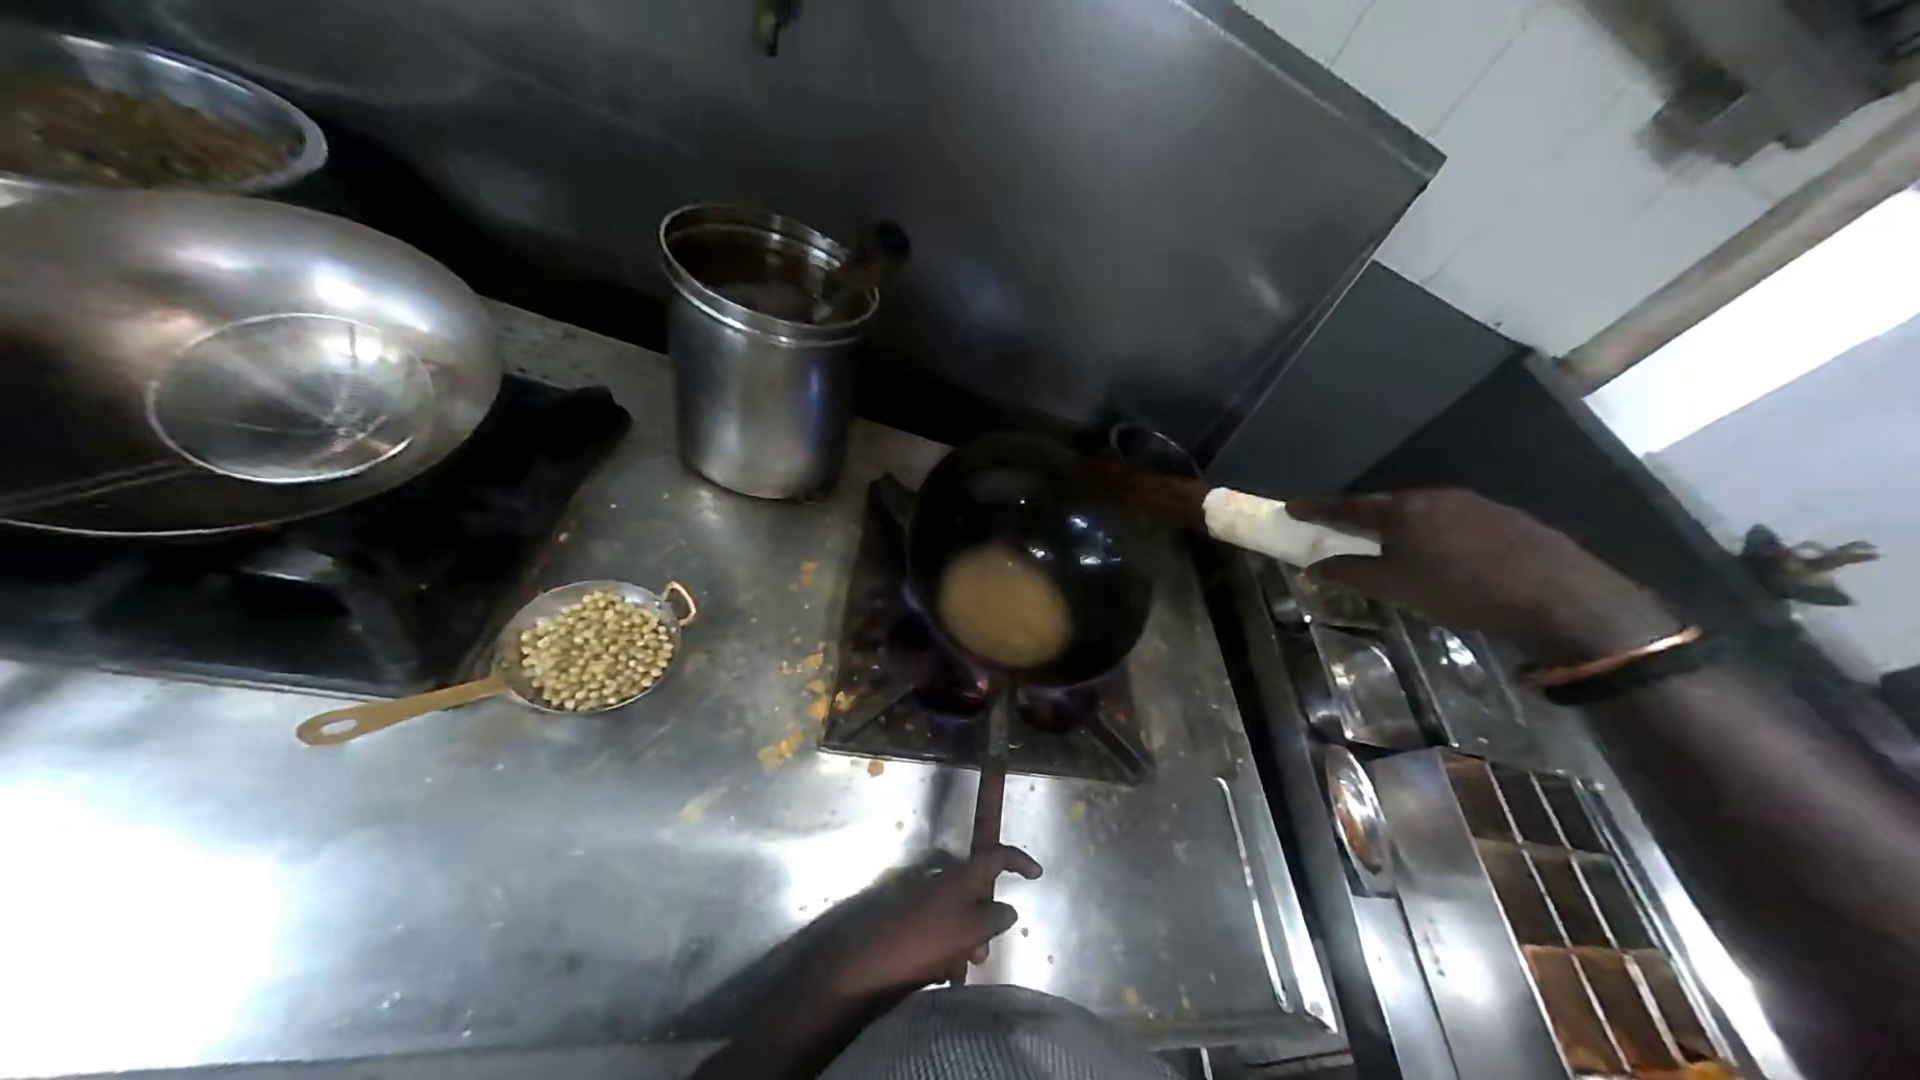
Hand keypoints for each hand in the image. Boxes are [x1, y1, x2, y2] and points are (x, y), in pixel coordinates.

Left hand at [822, 845, 1042, 999]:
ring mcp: (927, 898)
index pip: (996, 856)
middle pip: (979, 893)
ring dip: (966, 941)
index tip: (1037, 874)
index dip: (1018, 861)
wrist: (870, 959)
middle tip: (981, 953)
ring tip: (957, 969)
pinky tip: (939, 971)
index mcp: (960, 875)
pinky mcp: (913, 919)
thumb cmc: (925, 939)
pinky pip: (942, 929)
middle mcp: (944, 880)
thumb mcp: (970, 930)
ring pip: (961, 916)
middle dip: (986, 923)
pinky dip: (947, 948)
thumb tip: (1008, 909)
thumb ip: (994, 918)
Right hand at [1291, 490, 1679, 663]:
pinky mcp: (1502, 517)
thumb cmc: (1461, 590)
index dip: (1317, 508)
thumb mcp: (1396, 587)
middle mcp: (1434, 496)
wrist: (1559, 597)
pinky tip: (1439, 555)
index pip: (1347, 506)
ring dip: (1397, 525)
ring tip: (1388, 546)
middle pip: (1384, 504)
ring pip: (1420, 511)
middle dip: (1359, 516)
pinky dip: (1430, 532)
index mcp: (1402, 510)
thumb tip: (1313, 567)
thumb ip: (1350, 573)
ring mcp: (1472, 503)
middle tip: (1340, 530)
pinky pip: (1449, 519)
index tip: (1292, 506)